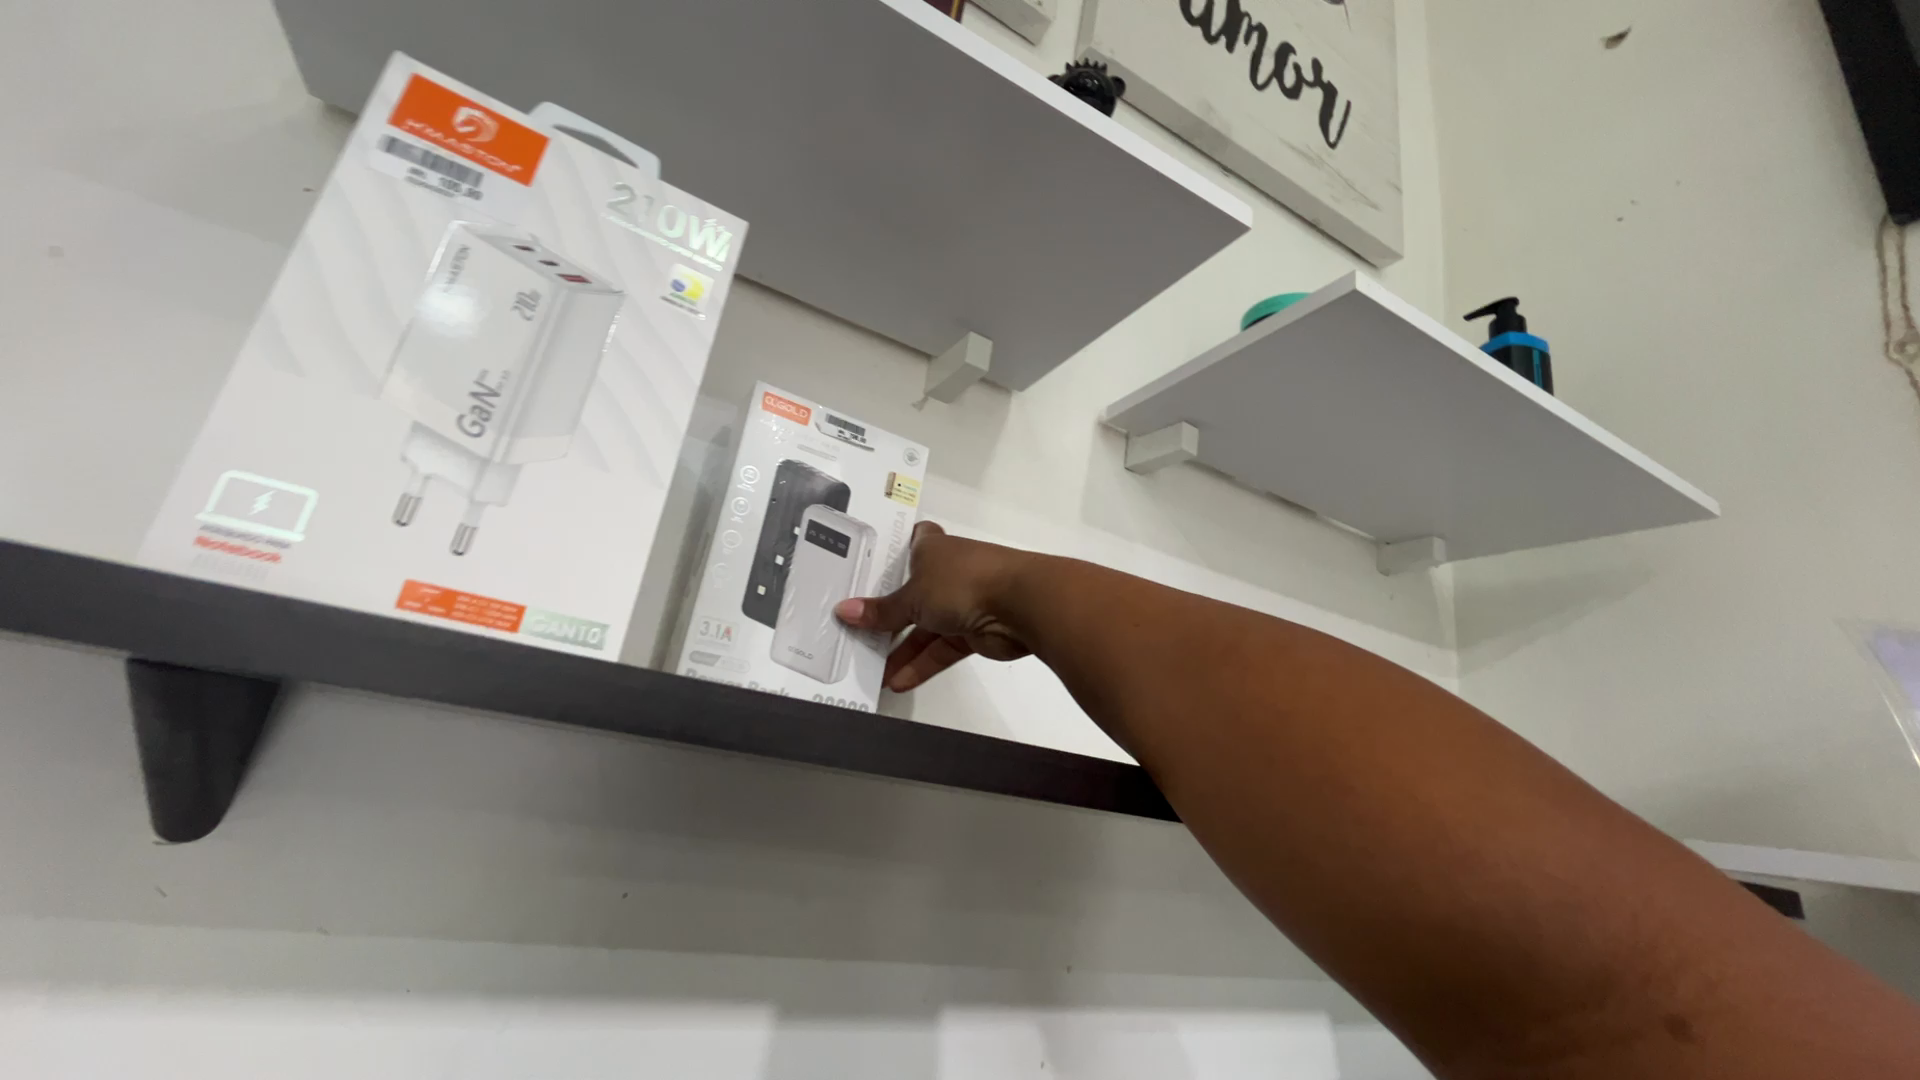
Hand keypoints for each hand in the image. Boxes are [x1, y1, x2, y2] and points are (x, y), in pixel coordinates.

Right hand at [833, 522, 1037, 692]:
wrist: (1021, 604)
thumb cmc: (962, 581)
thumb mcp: (913, 596)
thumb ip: (881, 611)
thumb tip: (844, 612)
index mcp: (933, 549)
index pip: (912, 544)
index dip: (893, 554)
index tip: (867, 570)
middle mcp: (947, 573)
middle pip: (912, 595)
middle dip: (887, 615)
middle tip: (855, 634)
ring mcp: (962, 604)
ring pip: (925, 628)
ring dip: (901, 650)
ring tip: (870, 672)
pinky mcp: (974, 633)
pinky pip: (941, 650)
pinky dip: (922, 664)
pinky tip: (897, 681)